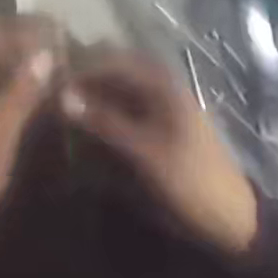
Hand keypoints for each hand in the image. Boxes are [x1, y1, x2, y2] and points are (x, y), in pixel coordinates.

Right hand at [61, 48, 258, 254]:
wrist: (231, 219)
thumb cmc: (190, 179)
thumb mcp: (145, 151)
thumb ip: (104, 121)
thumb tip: (62, 95)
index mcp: (159, 79)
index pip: (108, 57)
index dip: (78, 67)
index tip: (47, 81)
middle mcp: (155, 81)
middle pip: (109, 68)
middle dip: (81, 78)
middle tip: (49, 96)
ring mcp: (154, 102)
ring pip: (112, 87)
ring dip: (88, 96)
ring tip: (58, 111)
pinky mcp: (152, 123)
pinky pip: (118, 107)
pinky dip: (100, 112)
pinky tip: (81, 127)